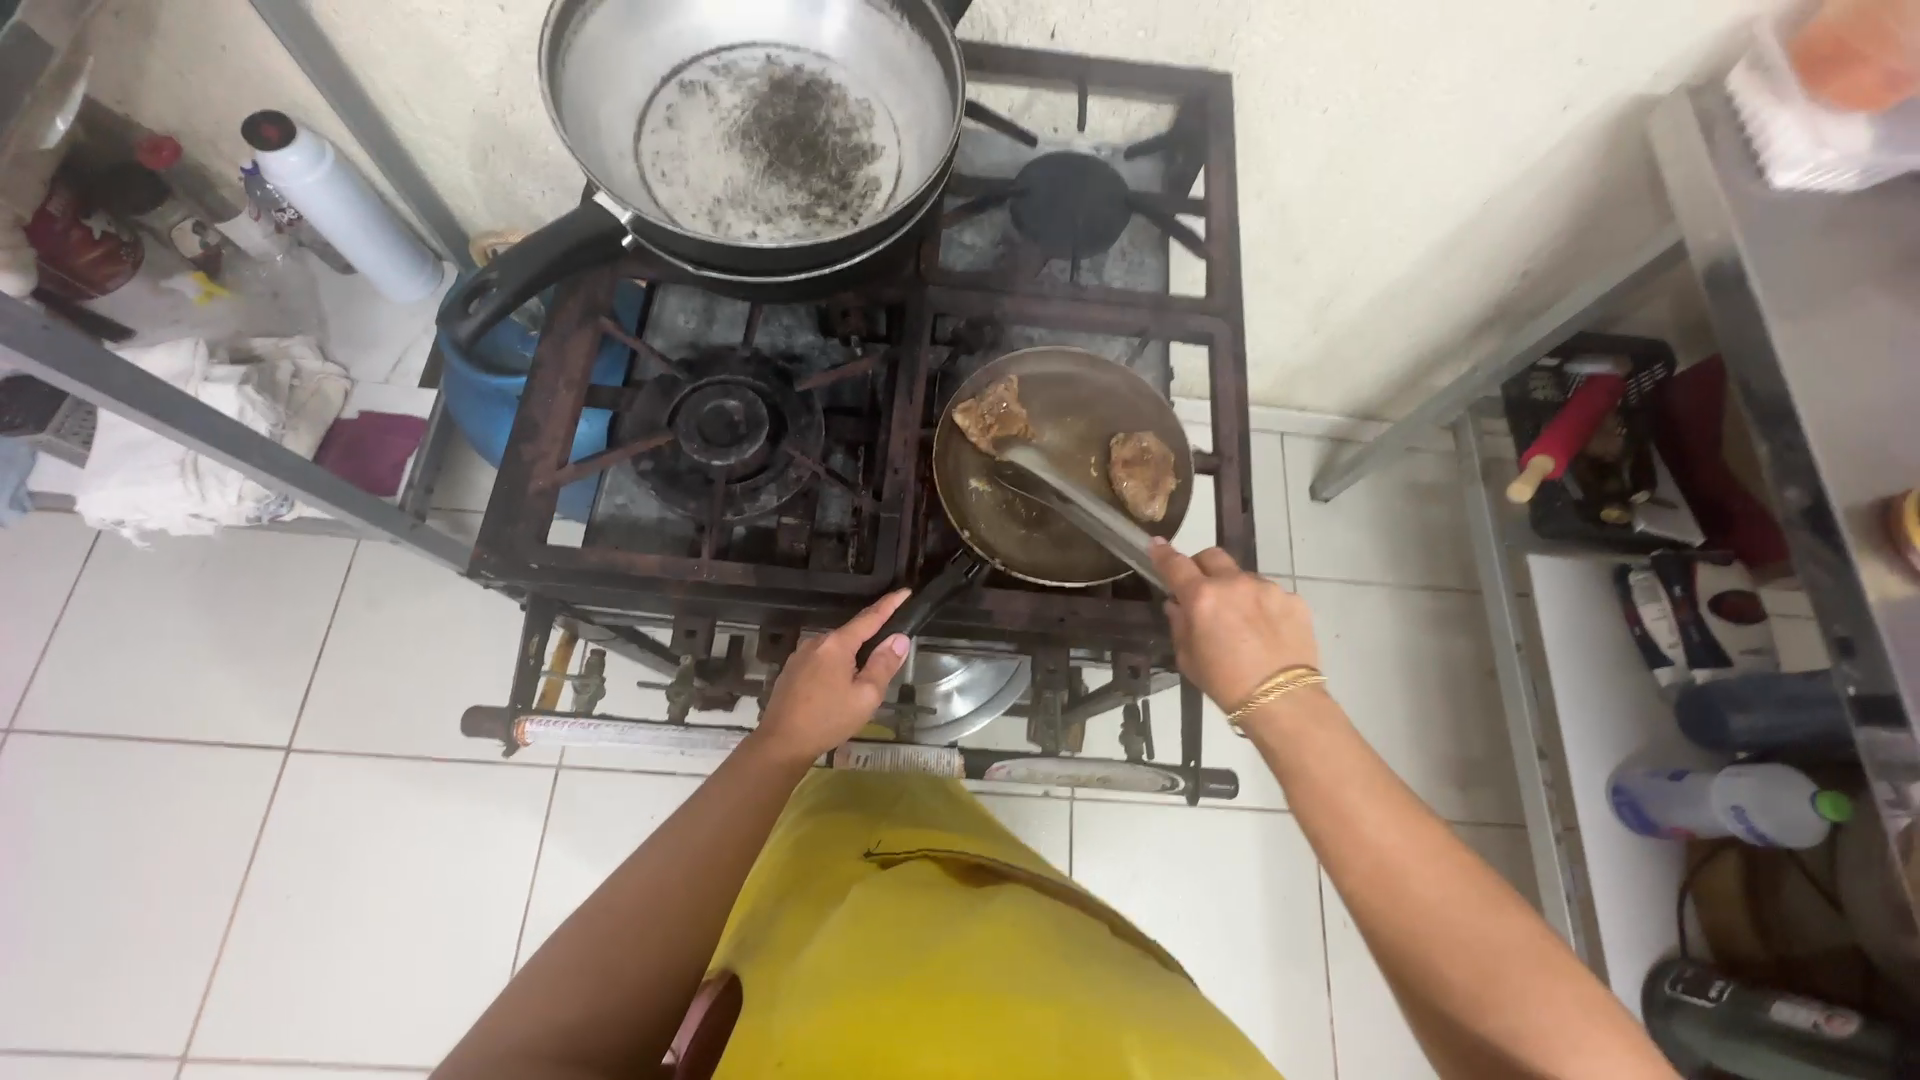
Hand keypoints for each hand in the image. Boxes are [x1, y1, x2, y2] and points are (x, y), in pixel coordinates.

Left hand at [751, 589, 911, 763]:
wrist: (781, 742)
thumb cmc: (828, 719)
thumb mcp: (866, 696)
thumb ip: (883, 664)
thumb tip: (899, 638)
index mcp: (837, 644)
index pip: (870, 617)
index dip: (890, 604)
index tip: (905, 591)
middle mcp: (816, 642)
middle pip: (851, 634)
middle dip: (871, 640)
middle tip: (889, 656)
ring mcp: (800, 655)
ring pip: (835, 649)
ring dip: (852, 658)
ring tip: (862, 682)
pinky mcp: (792, 670)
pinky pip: (821, 660)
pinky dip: (836, 667)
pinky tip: (838, 688)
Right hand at [1149, 539, 1319, 710]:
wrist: (1283, 701)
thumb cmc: (1225, 684)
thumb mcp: (1188, 658)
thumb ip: (1180, 625)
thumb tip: (1178, 605)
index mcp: (1202, 597)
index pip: (1175, 564)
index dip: (1163, 554)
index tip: (1156, 545)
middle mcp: (1234, 584)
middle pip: (1212, 556)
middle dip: (1201, 566)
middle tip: (1201, 589)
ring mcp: (1268, 588)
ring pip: (1243, 577)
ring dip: (1235, 591)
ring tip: (1243, 623)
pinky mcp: (1294, 599)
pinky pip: (1270, 594)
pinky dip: (1262, 606)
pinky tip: (1267, 632)